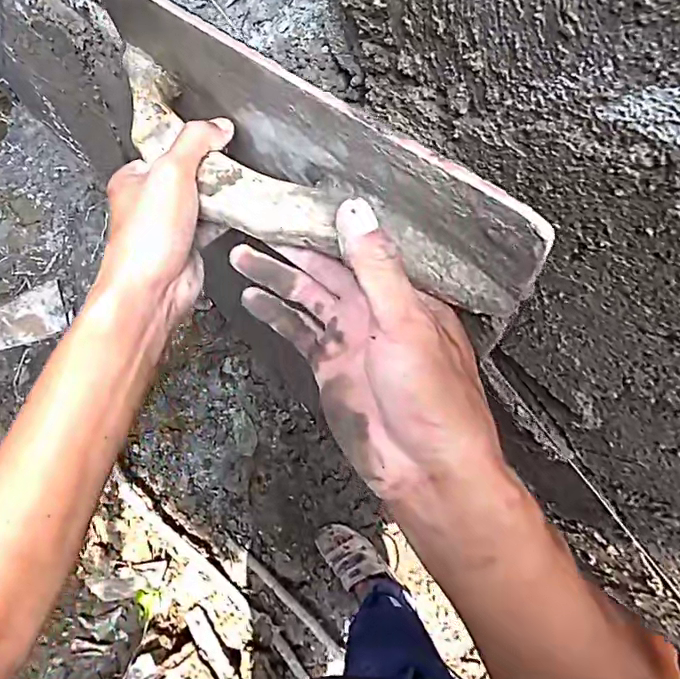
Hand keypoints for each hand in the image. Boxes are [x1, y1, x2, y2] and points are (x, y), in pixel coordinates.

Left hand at [94, 117, 234, 331]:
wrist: (153, 290)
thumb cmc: (145, 240)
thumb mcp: (171, 171)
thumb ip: (195, 142)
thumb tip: (217, 126)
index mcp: (134, 178)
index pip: (166, 147)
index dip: (190, 140)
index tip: (213, 136)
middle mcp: (151, 200)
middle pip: (189, 171)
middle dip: (210, 169)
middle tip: (226, 165)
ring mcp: (171, 223)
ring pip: (204, 197)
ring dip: (220, 194)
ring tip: (234, 187)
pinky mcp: (190, 242)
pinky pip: (214, 221)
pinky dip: (226, 216)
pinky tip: (236, 211)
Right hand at [231, 198, 502, 500]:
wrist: (426, 471)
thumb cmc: (435, 404)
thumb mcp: (405, 322)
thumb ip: (377, 266)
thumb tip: (357, 213)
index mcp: (400, 294)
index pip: (355, 246)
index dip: (322, 226)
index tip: (291, 207)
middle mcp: (373, 311)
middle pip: (323, 268)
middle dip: (289, 248)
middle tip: (255, 227)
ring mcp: (350, 339)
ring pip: (305, 297)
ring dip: (275, 277)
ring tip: (243, 257)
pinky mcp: (330, 367)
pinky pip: (298, 331)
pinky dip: (275, 313)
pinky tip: (255, 299)